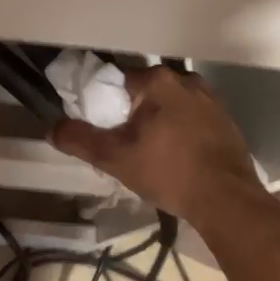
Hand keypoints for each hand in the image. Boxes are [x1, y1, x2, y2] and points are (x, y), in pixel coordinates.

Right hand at [51, 66, 268, 224]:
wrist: (227, 200)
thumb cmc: (168, 172)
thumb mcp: (114, 158)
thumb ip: (78, 139)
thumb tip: (52, 128)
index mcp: (157, 81)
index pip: (118, 80)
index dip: (106, 103)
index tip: (104, 126)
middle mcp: (186, 80)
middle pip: (145, 91)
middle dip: (133, 112)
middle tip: (125, 142)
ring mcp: (211, 99)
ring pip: (170, 104)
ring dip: (159, 120)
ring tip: (152, 151)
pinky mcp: (226, 120)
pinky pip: (192, 117)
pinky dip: (181, 130)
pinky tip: (178, 155)